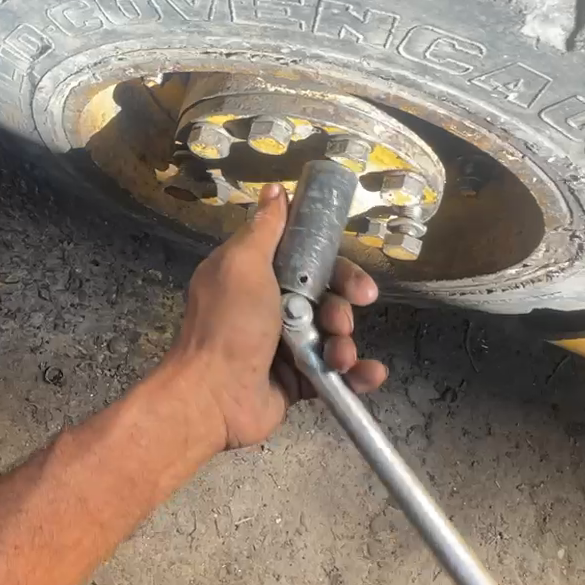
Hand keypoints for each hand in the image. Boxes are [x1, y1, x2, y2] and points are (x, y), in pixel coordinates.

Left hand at [161, 183, 388, 450]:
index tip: (350, 276)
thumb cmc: (228, 325)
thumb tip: (275, 190)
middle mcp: (270, 307)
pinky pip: (336, 373)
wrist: (214, 395)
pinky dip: (356, 374)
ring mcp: (284, 346)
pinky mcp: (297, 380)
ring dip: (345, 343)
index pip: (306, 259)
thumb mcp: (242, 265)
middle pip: (326, 296)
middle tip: (342, 319)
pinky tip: (370, 375)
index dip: (333, 264)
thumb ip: (264, 229)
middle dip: (343, 306)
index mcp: (254, 276)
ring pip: (333, 335)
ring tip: (339, 356)